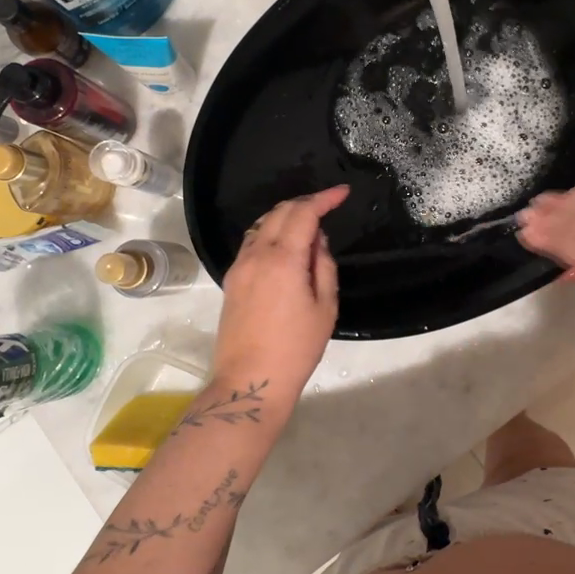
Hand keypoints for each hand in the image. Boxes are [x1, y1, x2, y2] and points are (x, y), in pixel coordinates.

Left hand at [215, 186, 348, 387]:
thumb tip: (318, 241)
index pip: (304, 213)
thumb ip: (324, 266)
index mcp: (284, 259)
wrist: (250, 380)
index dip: (324, 198)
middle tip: (328, 205)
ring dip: (285, 216)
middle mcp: (257, 255)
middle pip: (279, 212)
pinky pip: (251, 242)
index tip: (342, 193)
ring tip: (308, 223)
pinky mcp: (231, 280)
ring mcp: (239, 266)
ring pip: (261, 225)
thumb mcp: (325, 308)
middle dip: (305, 202)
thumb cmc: (296, 348)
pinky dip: (270, 232)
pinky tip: (285, 244)